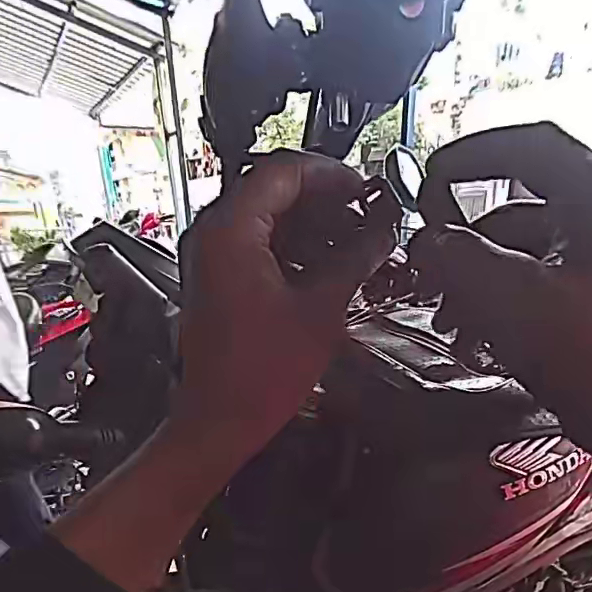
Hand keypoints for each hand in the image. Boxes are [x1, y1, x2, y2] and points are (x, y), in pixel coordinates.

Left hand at [170, 150, 397, 463]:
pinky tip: (323, 268)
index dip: (332, 175)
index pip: (284, 171)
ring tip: (351, 244)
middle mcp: (213, 238)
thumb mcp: (321, 310)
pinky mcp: (217, 284)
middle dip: (324, 202)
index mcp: (231, 231)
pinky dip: (291, 250)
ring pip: (266, 221)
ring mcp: (211, 261)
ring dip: (310, 227)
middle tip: (363, 217)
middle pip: (273, 192)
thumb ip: (355, 261)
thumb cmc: (255, 377)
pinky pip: (256, 248)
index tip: (363, 189)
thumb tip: (379, 234)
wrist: (222, 420)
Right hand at [408, 123, 591, 431]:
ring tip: (449, 321)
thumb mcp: (512, 298)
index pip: (526, 146)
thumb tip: (430, 240)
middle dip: (463, 244)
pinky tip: (477, 341)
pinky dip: (499, 308)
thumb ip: (460, 258)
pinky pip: (533, 289)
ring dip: (475, 284)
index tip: (428, 181)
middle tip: (428, 269)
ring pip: (519, 256)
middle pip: (514, 210)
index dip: (468, 157)